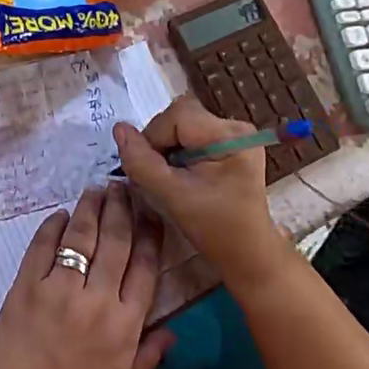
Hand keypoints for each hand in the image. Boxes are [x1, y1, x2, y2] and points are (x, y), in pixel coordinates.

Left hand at [0, 183, 173, 368]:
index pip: (145, 266)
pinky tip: (62, 215)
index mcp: (125, 326)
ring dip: (91, 208)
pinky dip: (54, 225)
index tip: (150, 211)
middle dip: (122, 208)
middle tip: (122, 187)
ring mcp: (59, 291)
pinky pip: (43, 245)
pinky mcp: (26, 285)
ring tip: (97, 190)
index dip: (150, 232)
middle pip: (116, 242)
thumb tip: (174, 331)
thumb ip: (148, 356)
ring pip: (82, 236)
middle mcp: (96, 302)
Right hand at [113, 96, 291, 287]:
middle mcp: (237, 127)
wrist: (249, 253)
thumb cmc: (214, 229)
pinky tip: (185, 174)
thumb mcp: (171, 196)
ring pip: (184, 124)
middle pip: (181, 116)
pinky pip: (194, 133)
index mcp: (230, 137)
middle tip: (161, 175)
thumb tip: (119, 128)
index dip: (154, 136)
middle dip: (162, 142)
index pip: (177, 115)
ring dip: (169, 147)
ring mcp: (237, 134)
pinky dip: (180, 151)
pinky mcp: (232, 143)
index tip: (151, 169)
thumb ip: (141, 161)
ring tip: (174, 177)